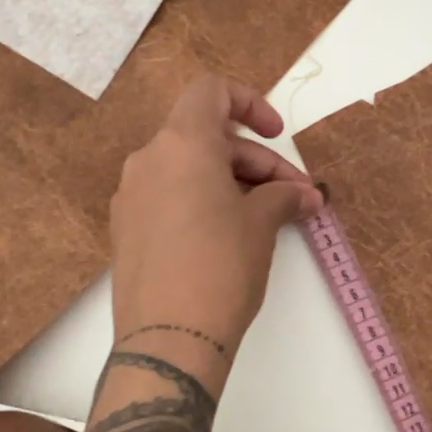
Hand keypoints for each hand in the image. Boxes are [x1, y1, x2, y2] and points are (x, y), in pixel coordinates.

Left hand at [109, 76, 324, 364]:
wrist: (168, 338)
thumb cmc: (221, 267)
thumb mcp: (261, 225)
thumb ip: (283, 197)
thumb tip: (305, 196)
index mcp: (181, 143)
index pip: (212, 92)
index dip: (250, 103)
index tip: (277, 135)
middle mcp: (148, 160)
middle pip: (207, 138)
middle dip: (257, 162)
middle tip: (295, 197)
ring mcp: (130, 197)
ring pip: (188, 170)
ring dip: (232, 184)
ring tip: (270, 221)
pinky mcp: (126, 230)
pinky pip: (169, 198)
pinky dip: (202, 203)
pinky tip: (229, 238)